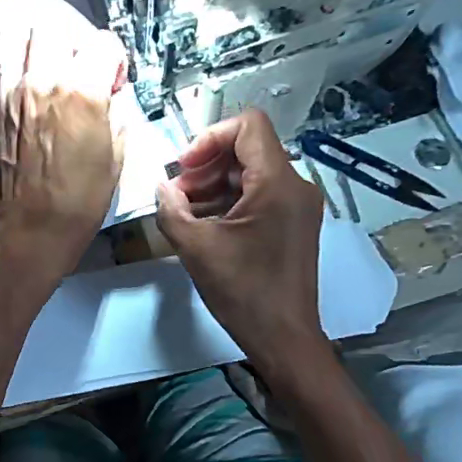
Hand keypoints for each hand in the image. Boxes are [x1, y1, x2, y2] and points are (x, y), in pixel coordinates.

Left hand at [0, 27, 125, 291]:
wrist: (35, 227)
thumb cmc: (82, 197)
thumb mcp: (115, 153)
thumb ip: (112, 113)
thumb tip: (105, 97)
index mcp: (81, 90)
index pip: (100, 41)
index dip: (111, 60)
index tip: (110, 80)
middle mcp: (41, 81)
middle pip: (53, 27)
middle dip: (70, 42)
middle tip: (75, 68)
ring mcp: (7, 94)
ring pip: (12, 36)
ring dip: (31, 44)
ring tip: (41, 64)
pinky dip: (1, 69)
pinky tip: (14, 85)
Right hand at [154, 107, 325, 364]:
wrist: (282, 336)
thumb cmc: (242, 290)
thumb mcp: (195, 247)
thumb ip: (171, 209)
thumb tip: (163, 189)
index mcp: (277, 183)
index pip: (248, 126)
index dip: (210, 137)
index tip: (185, 167)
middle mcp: (296, 186)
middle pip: (248, 149)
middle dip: (207, 165)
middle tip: (178, 193)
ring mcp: (298, 206)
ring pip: (252, 173)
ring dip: (215, 185)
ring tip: (185, 211)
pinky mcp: (294, 224)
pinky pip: (260, 196)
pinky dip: (230, 201)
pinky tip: (203, 225)